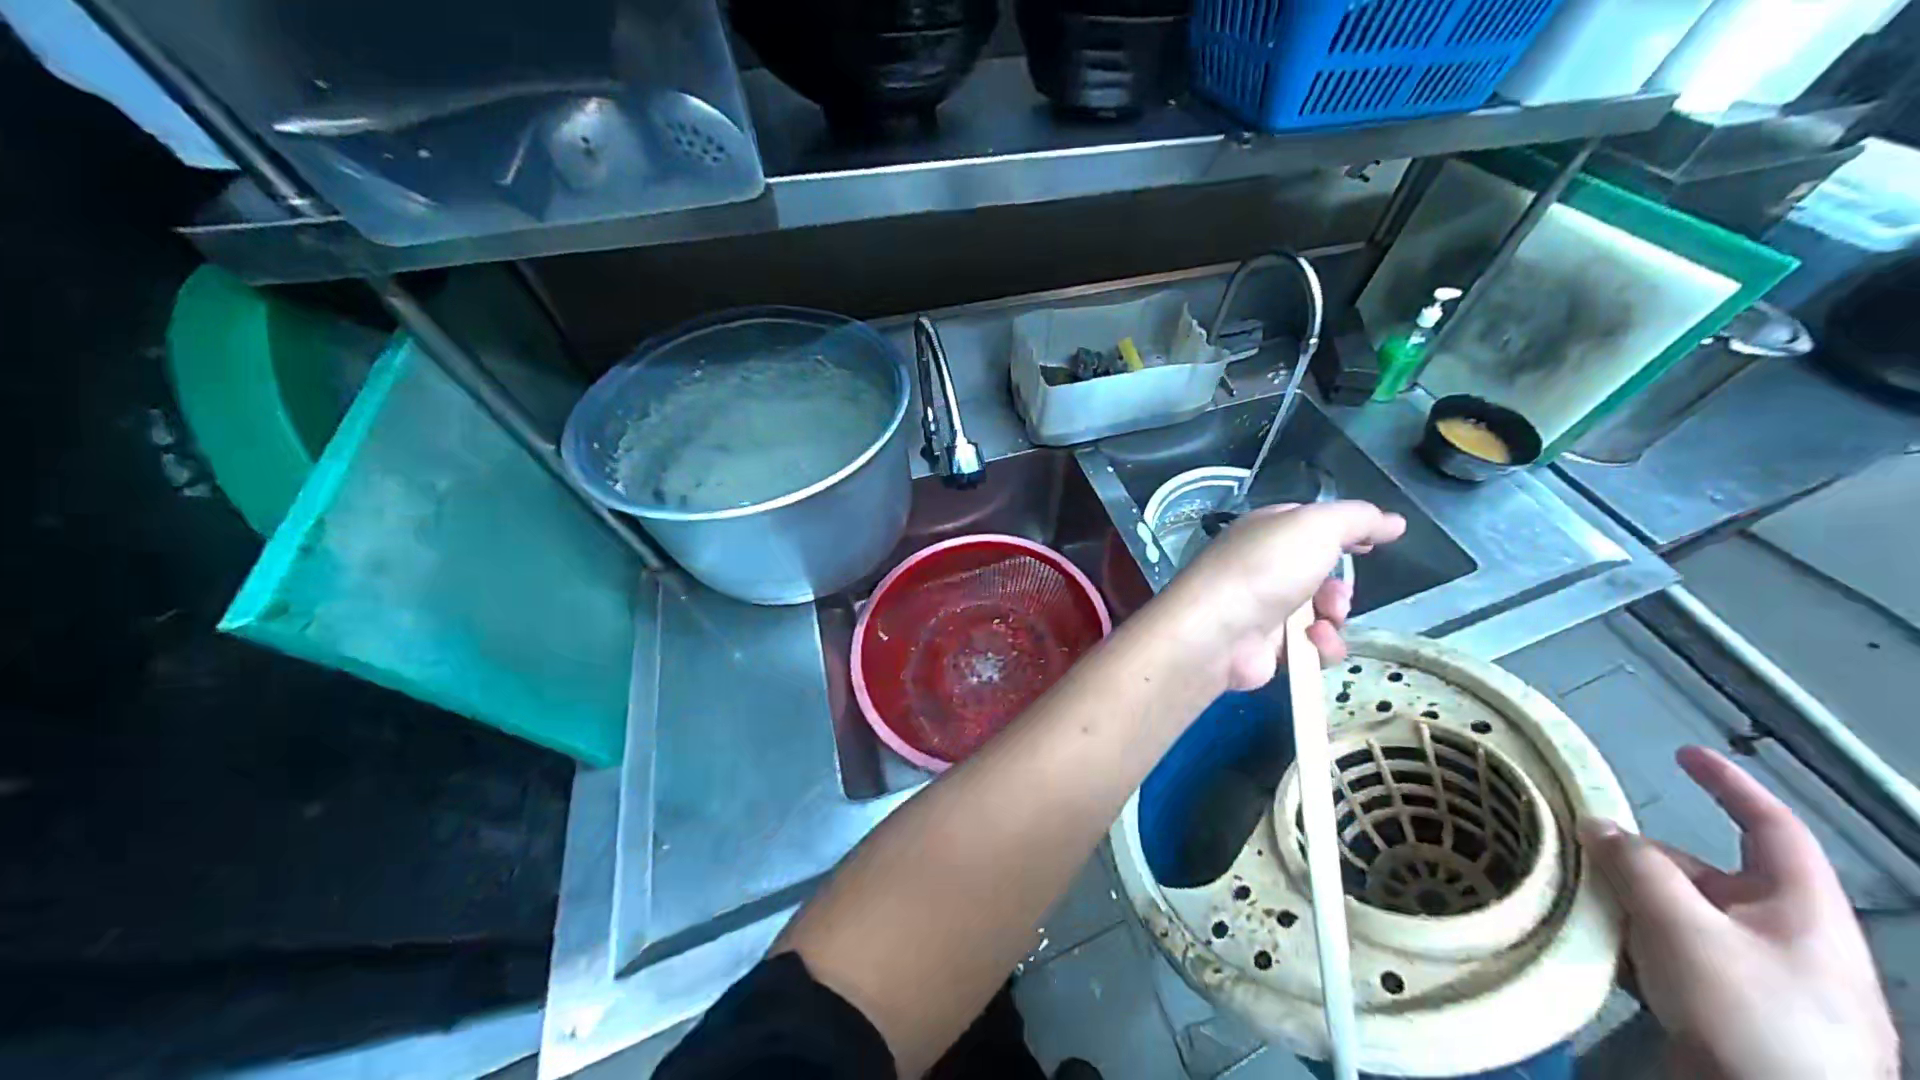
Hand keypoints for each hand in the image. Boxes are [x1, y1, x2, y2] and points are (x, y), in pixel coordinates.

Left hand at [1156, 500, 1404, 689]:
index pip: (1311, 525)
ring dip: (1333, 618)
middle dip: (1340, 588)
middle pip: (1322, 575)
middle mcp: (1262, 567)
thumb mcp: (1316, 525)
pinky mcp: (1267, 648)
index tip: (1375, 542)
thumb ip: (1358, 519)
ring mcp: (1263, 609)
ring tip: (1322, 621)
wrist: (1218, 631)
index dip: (1345, 532)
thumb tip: (1394, 522)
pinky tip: (1311, 642)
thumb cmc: (1265, 568)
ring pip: (1322, 614)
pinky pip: (1311, 648)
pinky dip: (1320, 646)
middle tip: (1335, 597)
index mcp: (1266, 531)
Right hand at [1581, 746, 1897, 1079]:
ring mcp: (1751, 973)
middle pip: (1697, 873)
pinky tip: (1599, 950)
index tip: (1683, 754)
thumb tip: (1596, 824)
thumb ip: (1636, 869)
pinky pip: (1666, 952)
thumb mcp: (1686, 930)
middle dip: (1636, 862)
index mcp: (1798, 909)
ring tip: (1579, 908)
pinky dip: (1630, 943)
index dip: (1728, 785)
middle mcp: (1778, 933)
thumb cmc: (1754, 1015)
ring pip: (1673, 913)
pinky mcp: (1722, 1004)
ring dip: (1624, 905)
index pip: (1770, 827)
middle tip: (1579, 857)